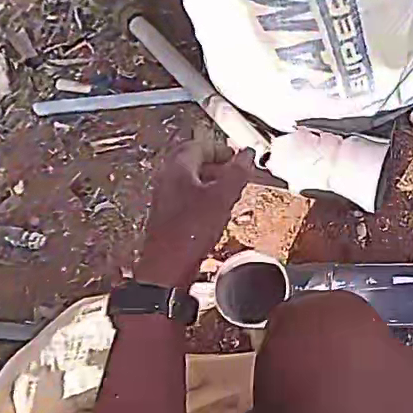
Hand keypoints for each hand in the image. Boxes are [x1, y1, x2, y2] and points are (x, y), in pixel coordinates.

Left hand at [134, 140, 255, 287]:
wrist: (167, 267)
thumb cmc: (188, 232)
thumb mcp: (223, 197)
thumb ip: (237, 173)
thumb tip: (247, 155)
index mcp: (178, 168)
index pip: (200, 146)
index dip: (222, 149)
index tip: (238, 156)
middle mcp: (167, 179)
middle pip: (193, 161)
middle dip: (216, 164)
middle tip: (235, 170)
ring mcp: (165, 198)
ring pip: (190, 180)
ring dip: (211, 181)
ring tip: (229, 190)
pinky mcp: (167, 217)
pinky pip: (187, 198)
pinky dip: (204, 198)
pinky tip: (215, 212)